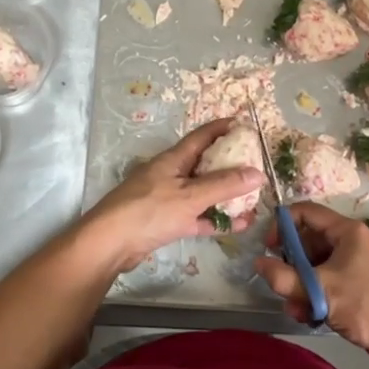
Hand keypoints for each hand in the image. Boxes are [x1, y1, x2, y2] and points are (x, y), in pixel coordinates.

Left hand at [79, 118, 263, 270]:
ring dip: (226, 196)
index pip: (202, 136)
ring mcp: (169, 199)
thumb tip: (258, 173)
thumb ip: (223, 185)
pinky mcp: (167, 222)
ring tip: (254, 201)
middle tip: (257, 168)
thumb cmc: (148, 211)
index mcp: (174, 159)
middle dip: (231, 166)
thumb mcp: (189, 196)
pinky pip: (198, 217)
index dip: (223, 128)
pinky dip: (216, 219)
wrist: (110, 243)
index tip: (245, 125)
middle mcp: (172, 174)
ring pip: (204, 193)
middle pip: (206, 165)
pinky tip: (238, 225)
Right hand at [254, 202, 368, 361]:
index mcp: (350, 232)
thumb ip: (283, 277)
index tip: (269, 249)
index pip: (307, 212)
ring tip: (297, 309)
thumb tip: (258, 263)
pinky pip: (333, 277)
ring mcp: (362, 261)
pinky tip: (312, 315)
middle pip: (311, 241)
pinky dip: (318, 293)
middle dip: (293, 266)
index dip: (282, 225)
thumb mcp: (317, 291)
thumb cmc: (362, 307)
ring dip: (303, 285)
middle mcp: (357, 240)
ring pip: (320, 264)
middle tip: (283, 286)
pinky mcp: (365, 281)